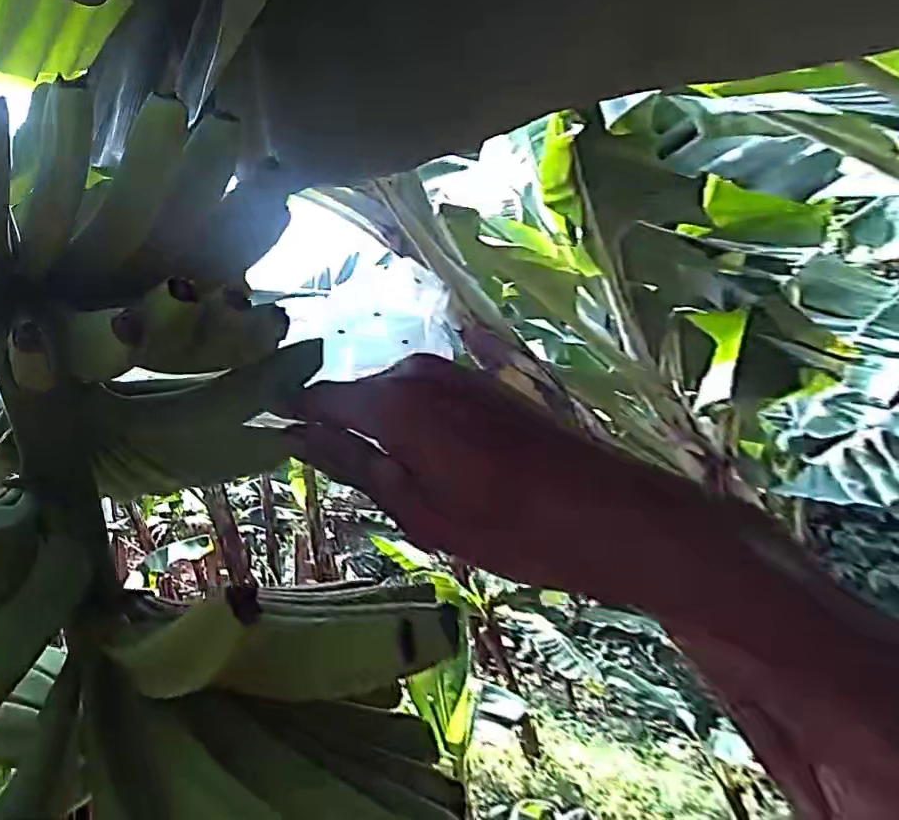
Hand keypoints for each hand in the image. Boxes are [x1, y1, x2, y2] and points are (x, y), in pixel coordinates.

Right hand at [285, 354, 728, 608]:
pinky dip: (402, 420)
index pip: (310, 398)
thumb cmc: (517, 530)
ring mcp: (447, 371)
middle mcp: (412, 372)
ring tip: (392, 475)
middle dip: (331, 427)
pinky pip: (411, 394)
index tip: (263, 433)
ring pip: (378, 395)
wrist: (638, 524)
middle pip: (344, 396)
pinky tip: (428, 459)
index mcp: (391, 402)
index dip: (284, 415)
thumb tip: (286, 436)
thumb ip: (347, 463)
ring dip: (370, 426)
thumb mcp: (417, 509)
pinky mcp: (474, 379)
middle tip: (343, 478)